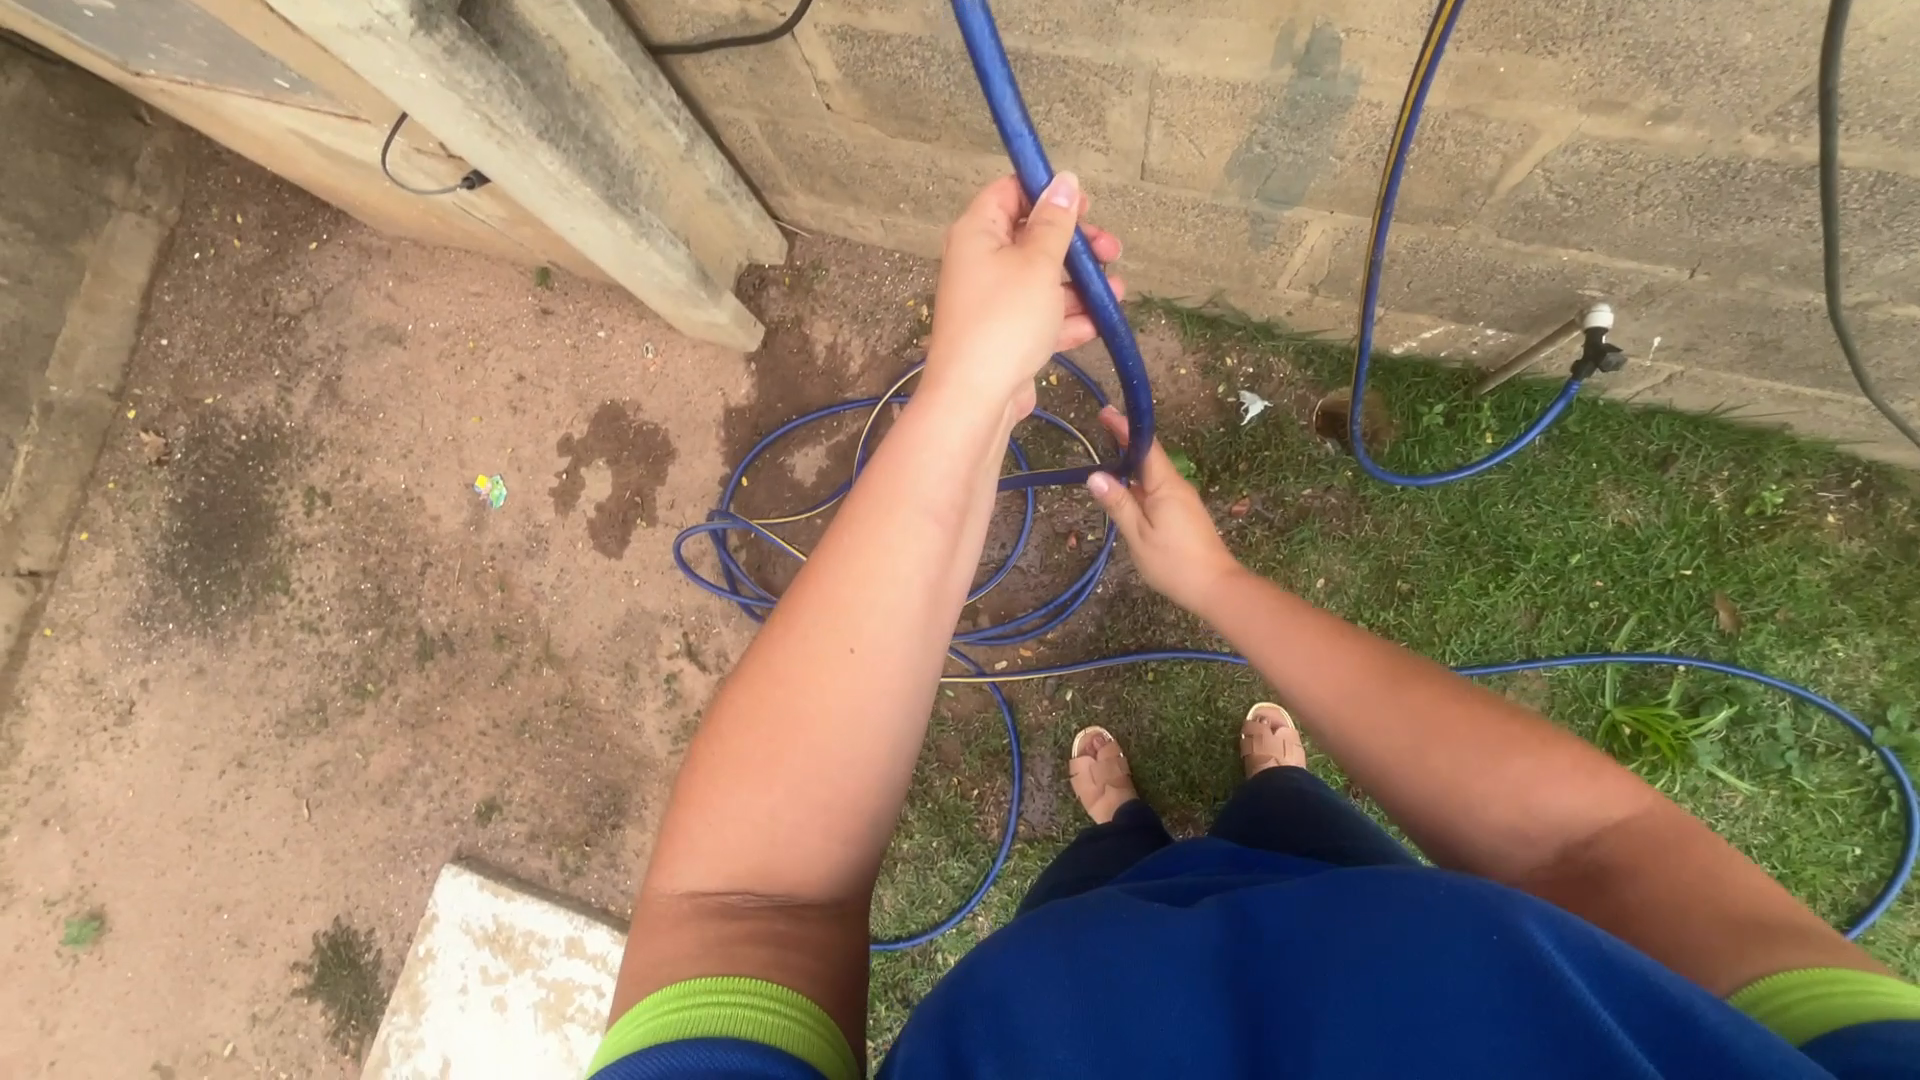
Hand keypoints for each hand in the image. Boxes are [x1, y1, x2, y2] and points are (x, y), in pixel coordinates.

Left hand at [923, 173, 1123, 417]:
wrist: (976, 397)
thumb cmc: (1004, 321)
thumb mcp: (1038, 263)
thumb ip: (1056, 222)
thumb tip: (1063, 180)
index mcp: (978, 233)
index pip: (1011, 193)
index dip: (1049, 194)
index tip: (1085, 206)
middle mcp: (981, 263)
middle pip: (1034, 239)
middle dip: (1076, 247)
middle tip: (1110, 252)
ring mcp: (994, 303)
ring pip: (1043, 282)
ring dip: (1081, 287)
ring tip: (1117, 294)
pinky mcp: (1006, 337)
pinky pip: (1041, 318)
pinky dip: (1068, 319)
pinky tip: (1098, 324)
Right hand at [1084, 407, 1243, 611]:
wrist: (1215, 587)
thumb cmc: (1174, 563)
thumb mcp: (1138, 535)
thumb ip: (1118, 504)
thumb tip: (1095, 476)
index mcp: (1166, 486)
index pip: (1145, 447)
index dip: (1126, 428)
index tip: (1106, 412)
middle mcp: (1176, 487)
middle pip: (1148, 457)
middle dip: (1125, 441)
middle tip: (1101, 425)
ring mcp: (1181, 500)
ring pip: (1152, 475)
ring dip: (1130, 463)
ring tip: (1105, 454)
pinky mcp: (1182, 514)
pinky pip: (1156, 490)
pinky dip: (1137, 483)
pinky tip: (1124, 489)